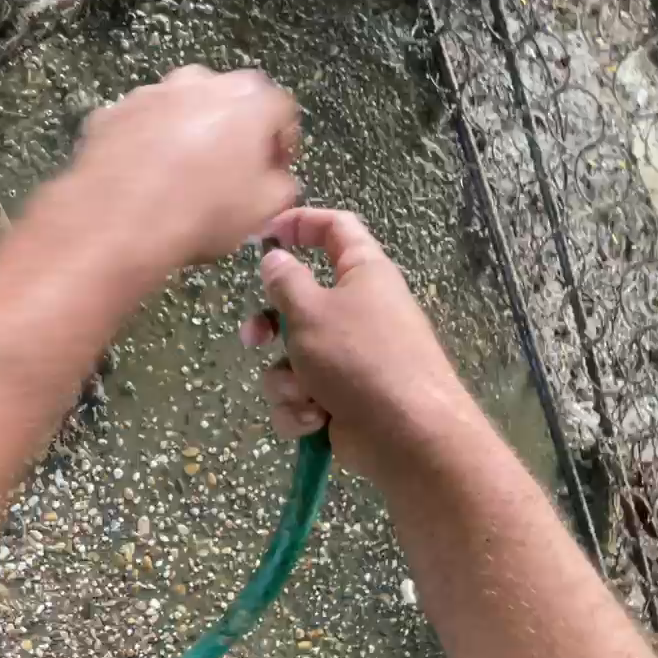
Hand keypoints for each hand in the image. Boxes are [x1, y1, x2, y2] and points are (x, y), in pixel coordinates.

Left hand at [60, 66, 299, 268]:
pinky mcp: (111, 115)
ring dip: (184, 141)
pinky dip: (142, 150)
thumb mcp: (262, 212)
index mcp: (250, 98)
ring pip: (178, 115)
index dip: (280, 146)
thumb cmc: (201, 214)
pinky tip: (142, 185)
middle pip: (227, 107)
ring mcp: (151, 94)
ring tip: (180, 185)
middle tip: (227, 179)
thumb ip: (283, 189)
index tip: (274, 171)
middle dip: (231, 139)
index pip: (280, 113)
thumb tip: (280, 184)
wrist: (120, 224)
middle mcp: (200, 83)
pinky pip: (137, 130)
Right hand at [238, 208, 469, 466]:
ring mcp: (348, 358)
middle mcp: (356, 312)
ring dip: (288, 381)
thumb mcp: (312, 312)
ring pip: (292, 360)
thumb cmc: (359, 358)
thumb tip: (275, 259)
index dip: (298, 224)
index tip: (261, 237)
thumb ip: (285, 283)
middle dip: (271, 327)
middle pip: (299, 305)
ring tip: (304, 395)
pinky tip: (316, 420)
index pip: (333, 230)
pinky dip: (301, 409)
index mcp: (362, 274)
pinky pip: (301, 396)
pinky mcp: (339, 398)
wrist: (404, 433)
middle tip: (254, 339)